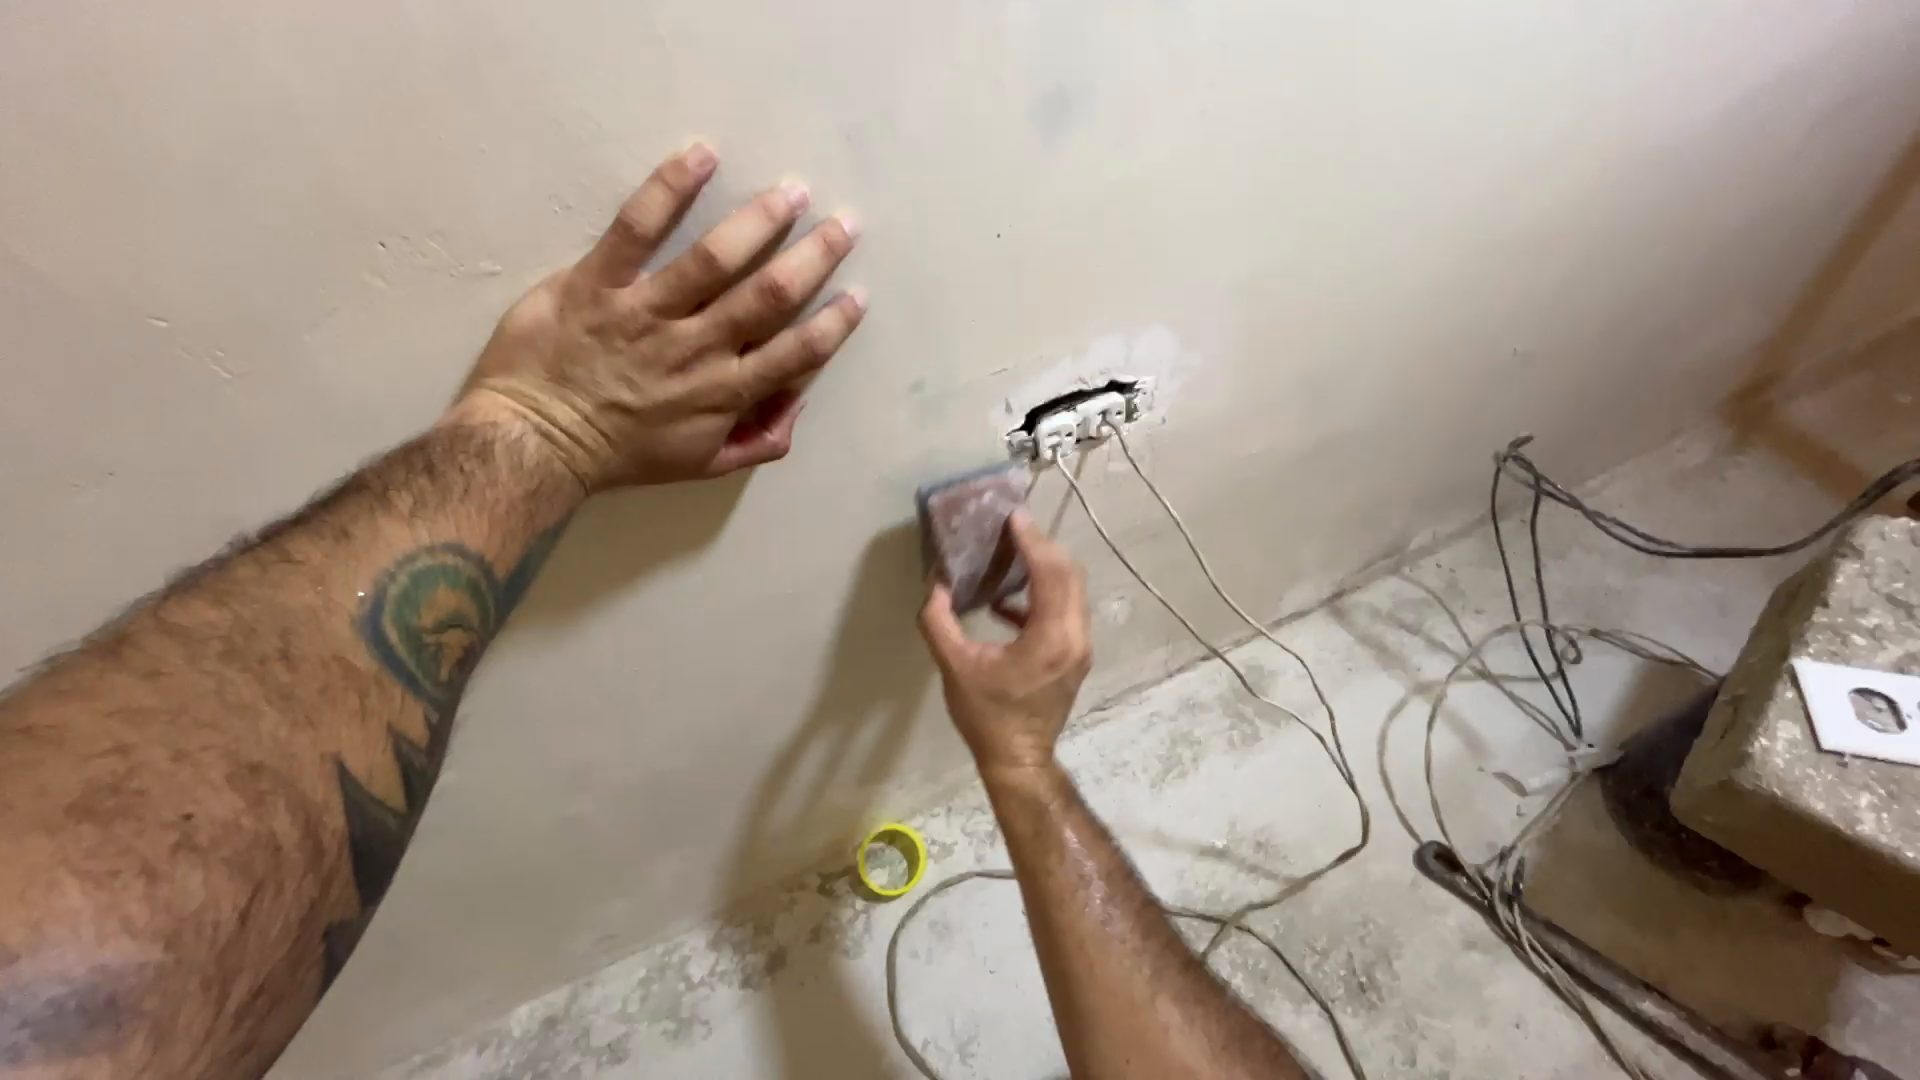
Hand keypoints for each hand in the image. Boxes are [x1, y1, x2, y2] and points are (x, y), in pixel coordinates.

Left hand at [454, 143, 865, 489]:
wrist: (537, 443)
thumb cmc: (625, 455)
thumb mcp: (703, 466)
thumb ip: (759, 442)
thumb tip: (797, 404)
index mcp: (725, 392)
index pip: (796, 353)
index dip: (833, 325)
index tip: (857, 295)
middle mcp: (697, 348)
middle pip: (768, 296)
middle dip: (814, 258)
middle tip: (844, 225)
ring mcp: (647, 312)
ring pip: (715, 260)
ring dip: (761, 221)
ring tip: (794, 191)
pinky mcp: (597, 283)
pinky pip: (636, 230)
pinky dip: (668, 190)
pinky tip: (702, 156)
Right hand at [918, 511, 1091, 776]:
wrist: (1019, 759)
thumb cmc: (986, 716)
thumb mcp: (954, 667)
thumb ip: (938, 621)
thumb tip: (935, 584)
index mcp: (1050, 637)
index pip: (1050, 572)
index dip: (1032, 540)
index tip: (1014, 516)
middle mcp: (1075, 636)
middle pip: (1069, 574)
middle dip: (1042, 546)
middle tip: (1013, 528)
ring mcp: (1080, 647)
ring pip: (1072, 590)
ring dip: (1045, 567)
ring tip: (1012, 554)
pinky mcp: (1075, 655)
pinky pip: (1066, 610)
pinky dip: (1042, 595)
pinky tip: (1007, 602)